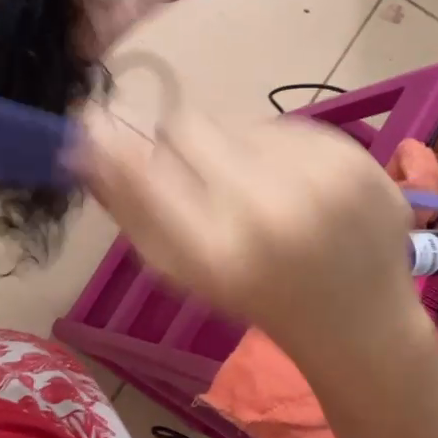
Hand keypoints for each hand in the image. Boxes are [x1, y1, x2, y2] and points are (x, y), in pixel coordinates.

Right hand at [74, 105, 420, 356]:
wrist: (357, 319)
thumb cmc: (248, 294)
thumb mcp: (175, 266)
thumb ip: (128, 206)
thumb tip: (80, 145)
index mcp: (215, 250)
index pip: (143, 168)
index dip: (110, 139)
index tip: (89, 119)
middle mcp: (267, 208)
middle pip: (185, 127)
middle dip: (177, 144)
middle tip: (192, 171)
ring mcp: (319, 178)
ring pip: (232, 121)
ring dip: (227, 147)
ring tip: (253, 189)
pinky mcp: (353, 157)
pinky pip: (280, 125)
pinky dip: (272, 149)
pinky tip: (290, 186)